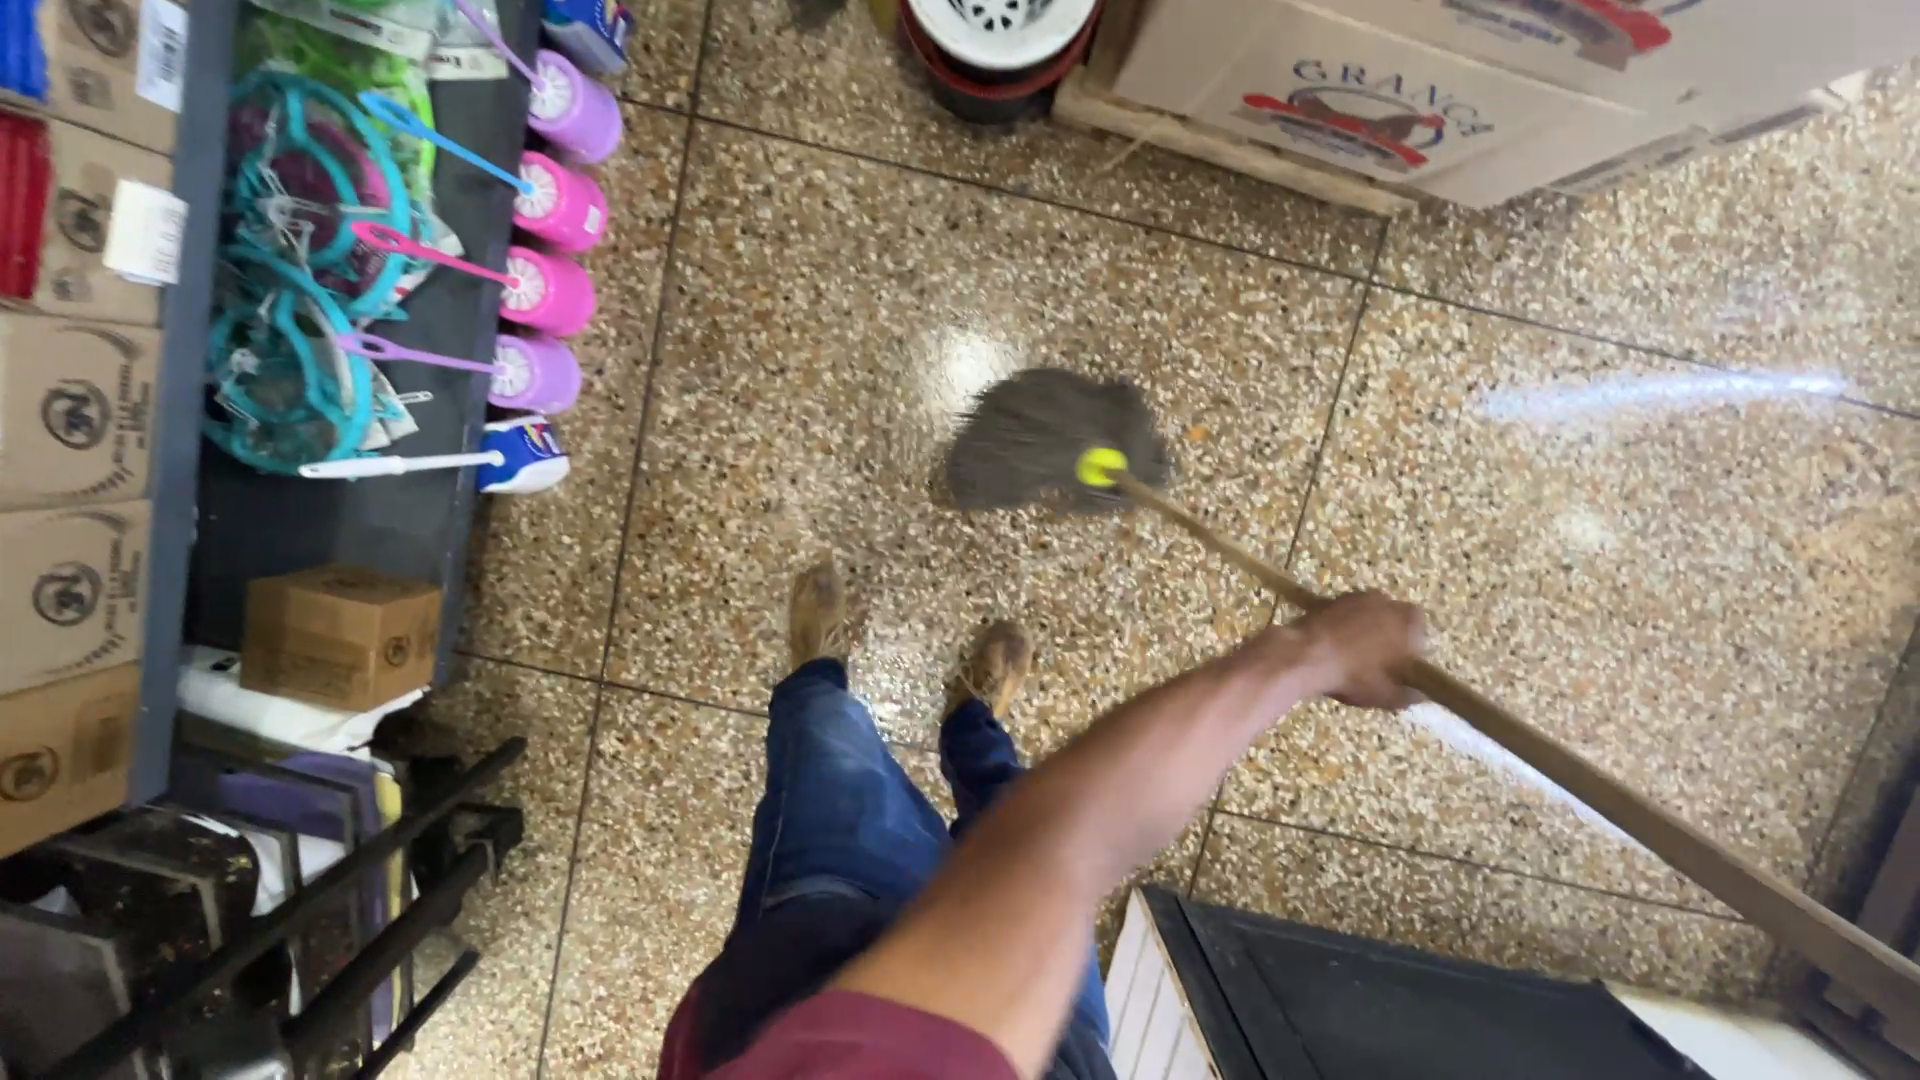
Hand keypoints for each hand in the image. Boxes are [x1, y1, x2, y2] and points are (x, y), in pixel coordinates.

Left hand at [1291, 590, 1425, 709]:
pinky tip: (1334, 640)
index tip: (1402, 660)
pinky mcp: (1328, 598)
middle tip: (1378, 654)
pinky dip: (1343, 622)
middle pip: (1394, 614)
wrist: (1303, 655)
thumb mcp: (1385, 695)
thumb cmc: (1352, 675)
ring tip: (1353, 648)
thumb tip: (1421, 697)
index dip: (1412, 642)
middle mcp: (1384, 602)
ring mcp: (1354, 597)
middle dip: (1390, 630)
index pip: (1419, 626)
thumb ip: (1408, 696)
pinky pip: (1344, 611)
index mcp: (1407, 622)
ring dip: (1366, 624)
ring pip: (1368, 610)